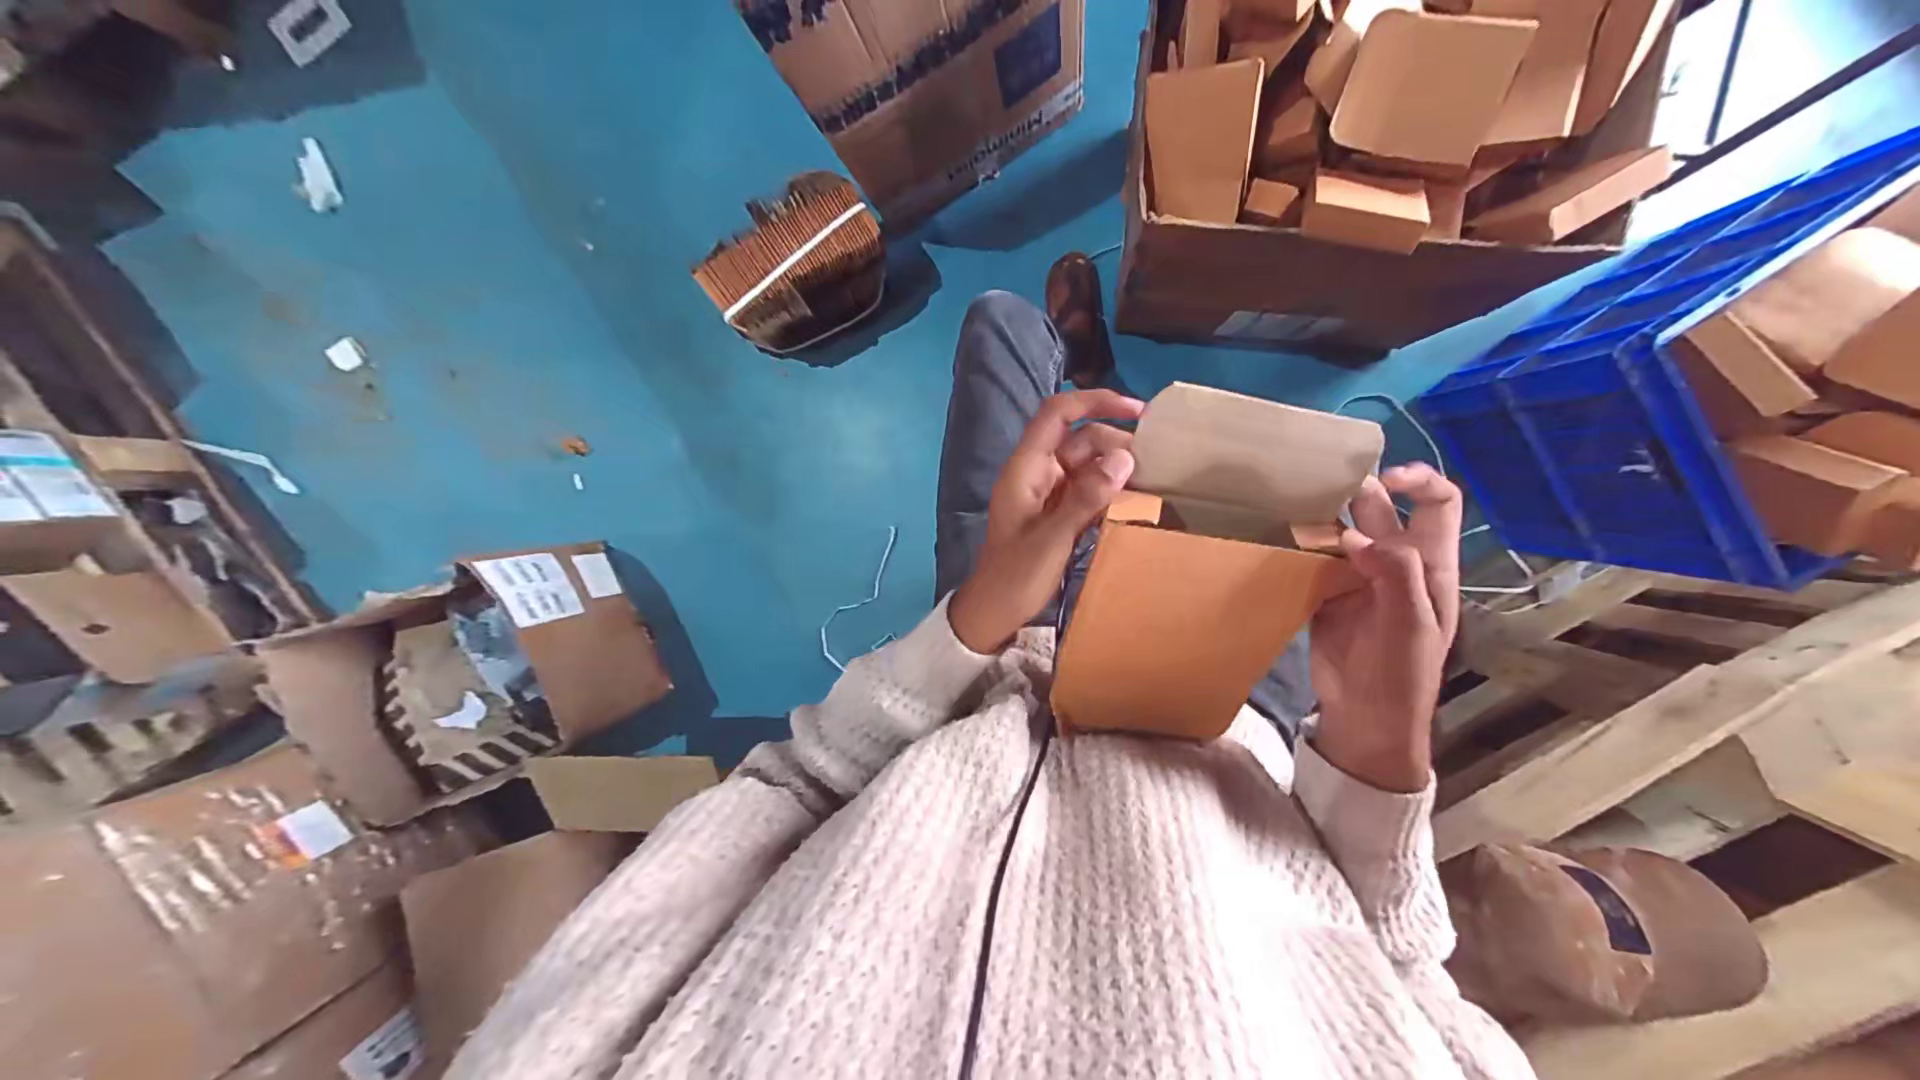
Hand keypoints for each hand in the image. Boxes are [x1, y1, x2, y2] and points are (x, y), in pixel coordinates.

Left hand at [948, 390, 1145, 652]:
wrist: (994, 612)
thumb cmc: (1014, 577)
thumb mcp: (1051, 538)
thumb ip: (1086, 497)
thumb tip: (1124, 457)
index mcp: (1025, 469)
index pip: (1057, 414)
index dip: (1095, 401)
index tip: (1137, 410)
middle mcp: (1037, 473)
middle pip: (1080, 439)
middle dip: (1115, 442)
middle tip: (1153, 463)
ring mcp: (1048, 493)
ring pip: (1088, 464)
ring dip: (1116, 467)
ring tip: (1151, 479)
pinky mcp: (1058, 513)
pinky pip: (1088, 489)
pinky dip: (1109, 489)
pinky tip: (1134, 498)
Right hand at [1308, 464, 1462, 792]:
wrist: (1365, 717)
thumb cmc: (1401, 674)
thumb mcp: (1410, 625)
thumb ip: (1394, 575)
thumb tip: (1355, 535)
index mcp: (1428, 565)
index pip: (1437, 505)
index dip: (1418, 480)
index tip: (1382, 478)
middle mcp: (1392, 563)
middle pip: (1380, 511)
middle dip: (1355, 492)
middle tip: (1316, 484)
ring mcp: (1356, 578)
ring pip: (1341, 532)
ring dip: (1321, 518)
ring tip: (1291, 505)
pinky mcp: (1324, 594)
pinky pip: (1312, 559)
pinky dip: (1298, 546)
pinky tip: (1278, 540)